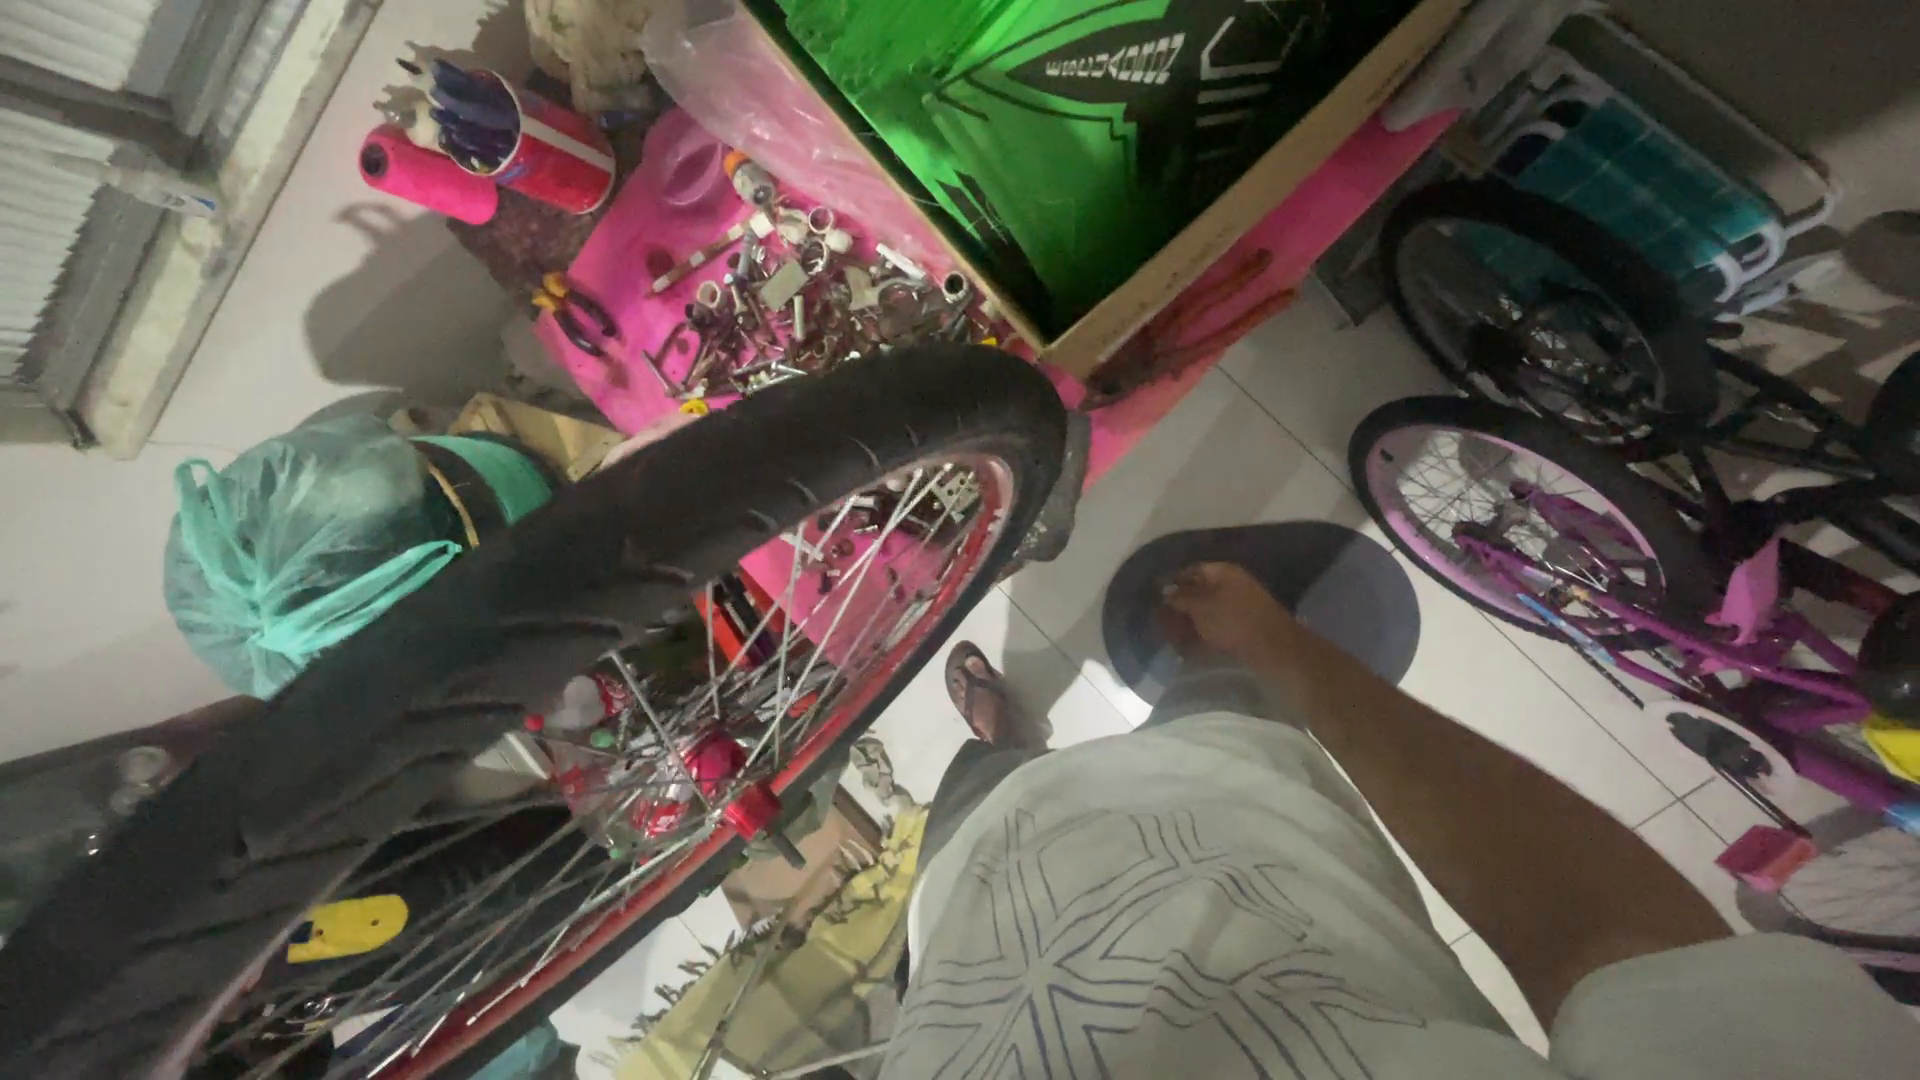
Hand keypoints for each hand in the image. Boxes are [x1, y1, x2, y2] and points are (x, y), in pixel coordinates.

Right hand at [1158, 562, 1298, 664]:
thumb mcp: (1200, 606)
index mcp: (1223, 573)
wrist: (1273, 648)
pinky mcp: (1242, 628)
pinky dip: (1201, 634)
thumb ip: (1180, 597)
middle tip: (1161, 620)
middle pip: (1198, 592)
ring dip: (1188, 623)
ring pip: (1206, 612)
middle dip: (1179, 606)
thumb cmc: (1233, 620)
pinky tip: (1188, 646)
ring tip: (1171, 636)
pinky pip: (1215, 627)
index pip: (1192, 570)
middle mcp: (1232, 586)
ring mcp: (1239, 608)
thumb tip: (1165, 591)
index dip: (1173, 581)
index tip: (1156, 595)